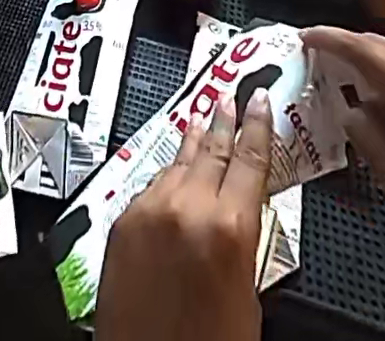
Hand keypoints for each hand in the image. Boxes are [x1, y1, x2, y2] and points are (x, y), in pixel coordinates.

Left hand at [94, 90, 273, 340]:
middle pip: (212, 149)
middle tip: (230, 95)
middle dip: (223, 119)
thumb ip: (241, 237)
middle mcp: (188, 207)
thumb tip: (237, 208)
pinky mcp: (124, 220)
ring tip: (201, 116)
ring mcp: (151, 209)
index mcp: (230, 226)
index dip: (258, 126)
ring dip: (193, 139)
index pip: (250, 160)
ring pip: (179, 161)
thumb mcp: (245, 290)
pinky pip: (153, 184)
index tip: (260, 100)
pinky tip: (175, 166)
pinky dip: (169, 173)